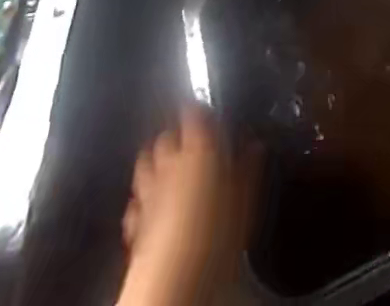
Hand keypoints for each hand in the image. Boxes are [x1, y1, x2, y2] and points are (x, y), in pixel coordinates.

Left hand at [117, 105, 252, 305]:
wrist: (173, 279)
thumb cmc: (216, 234)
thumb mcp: (245, 200)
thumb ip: (248, 168)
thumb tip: (255, 145)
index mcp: (198, 150)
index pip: (193, 114)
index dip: (199, 109)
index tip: (209, 113)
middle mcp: (168, 163)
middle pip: (165, 136)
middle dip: (176, 135)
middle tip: (194, 144)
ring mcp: (147, 190)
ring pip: (145, 162)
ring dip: (156, 160)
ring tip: (171, 168)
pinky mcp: (133, 219)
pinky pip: (136, 197)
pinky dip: (144, 195)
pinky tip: (155, 205)